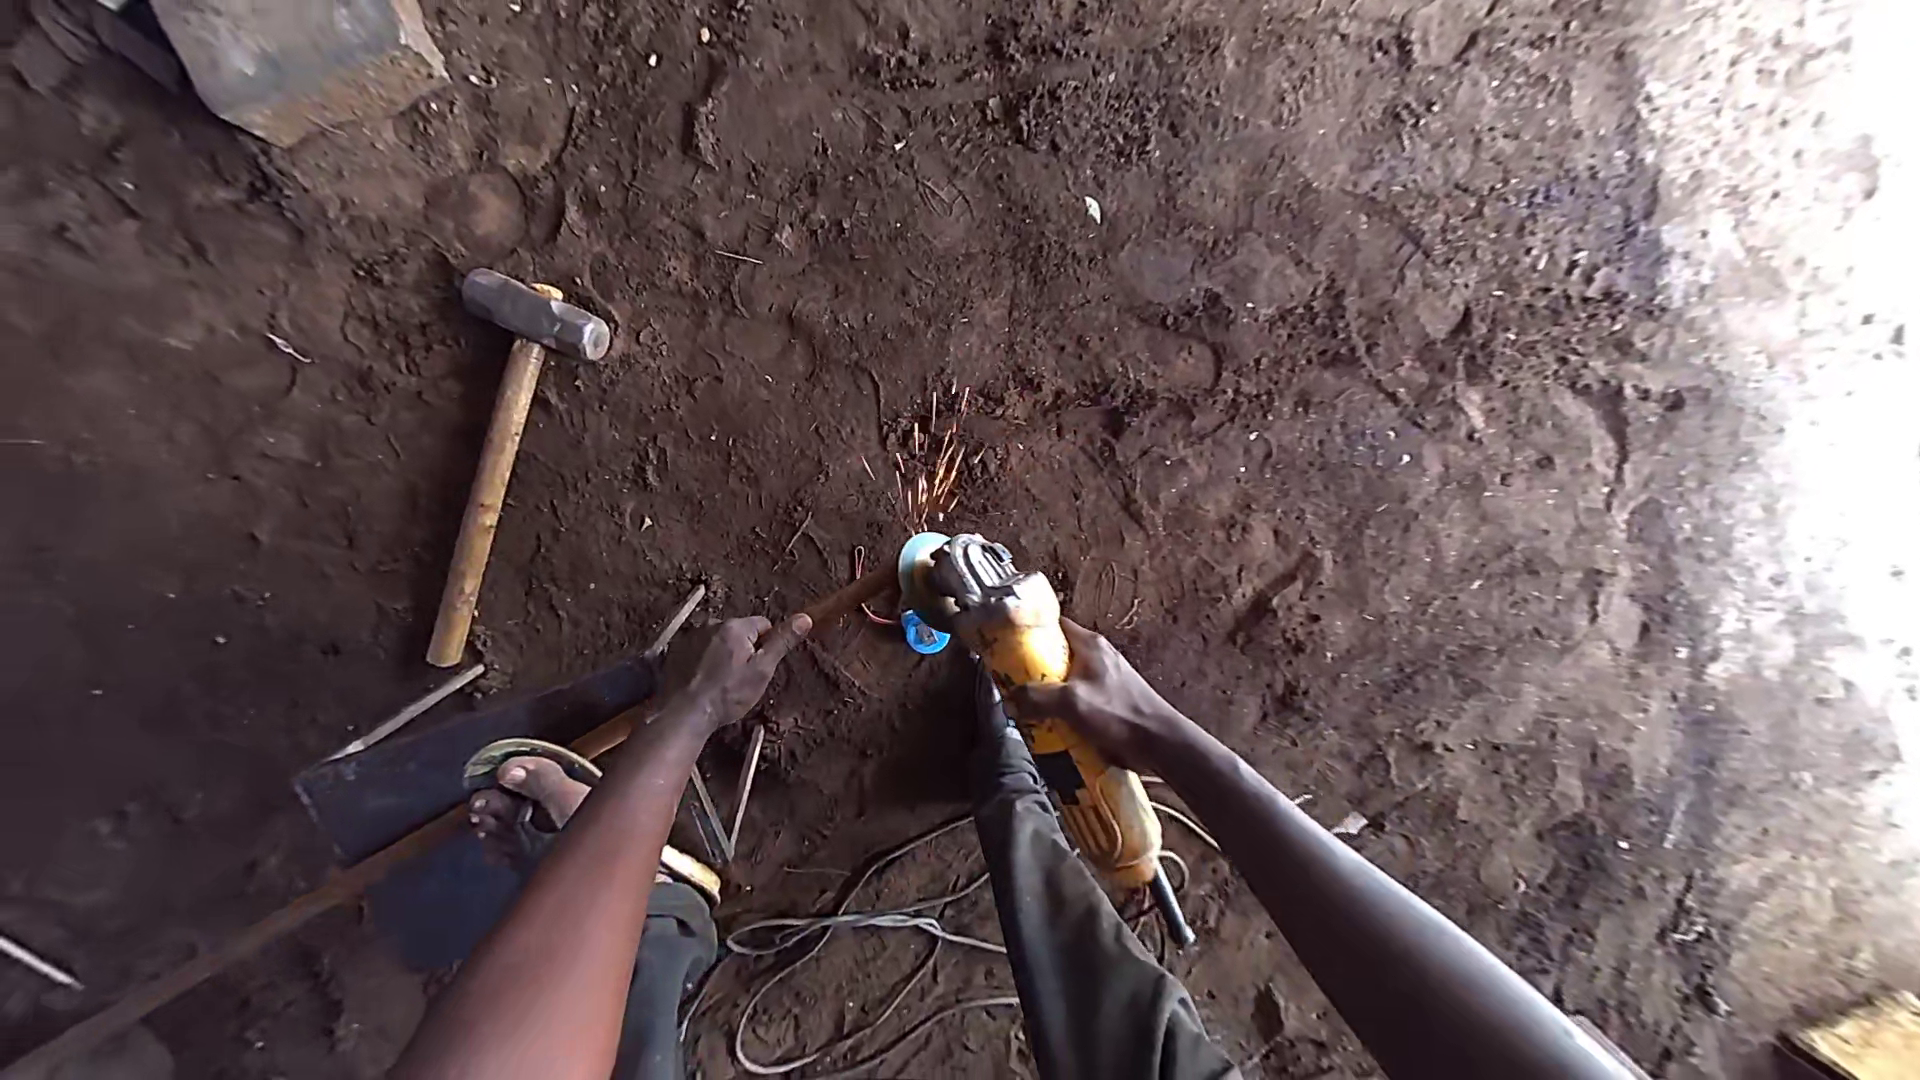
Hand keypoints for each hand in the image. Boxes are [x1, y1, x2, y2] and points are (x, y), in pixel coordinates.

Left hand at [656, 614, 810, 731]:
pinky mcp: (676, 650)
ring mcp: (692, 636)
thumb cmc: (728, 693)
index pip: (764, 625)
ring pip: (720, 641)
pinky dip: (705, 660)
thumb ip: (782, 641)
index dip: (766, 646)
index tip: (758, 667)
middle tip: (741, 677)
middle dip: (744, 649)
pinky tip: (704, 681)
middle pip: (740, 632)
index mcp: (736, 626)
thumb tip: (805, 617)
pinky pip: (701, 649)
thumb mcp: (762, 669)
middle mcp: (712, 624)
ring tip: (721, 681)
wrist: (684, 714)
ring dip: (723, 654)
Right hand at [1004, 618, 1191, 772]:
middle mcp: (1096, 656)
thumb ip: (1037, 698)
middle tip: (1014, 683)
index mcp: (1090, 644)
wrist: (1160, 743)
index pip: (1054, 626)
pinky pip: (1077, 698)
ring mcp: (1104, 678)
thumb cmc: (1119, 714)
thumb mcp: (1071, 703)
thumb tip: (1010, 700)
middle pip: (1056, 654)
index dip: (1030, 632)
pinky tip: (1052, 723)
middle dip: (1034, 669)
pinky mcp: (1109, 700)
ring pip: (1065, 679)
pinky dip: (1063, 708)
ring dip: (1048, 693)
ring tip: (1028, 706)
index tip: (1008, 646)